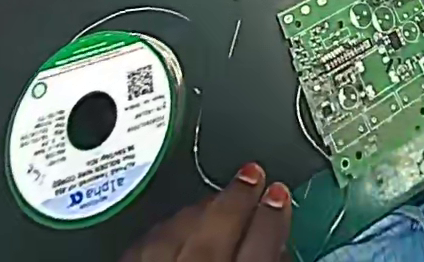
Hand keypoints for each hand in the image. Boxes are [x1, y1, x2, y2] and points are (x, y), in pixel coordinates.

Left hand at [119, 162, 291, 261]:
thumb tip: (281, 248)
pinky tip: (172, 221)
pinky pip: (142, 246)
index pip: (259, 249)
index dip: (273, 217)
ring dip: (200, 209)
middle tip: (253, 173)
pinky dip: (161, 231)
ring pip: (175, 232)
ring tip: (218, 194)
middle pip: (217, 230)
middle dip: (238, 197)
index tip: (280, 195)